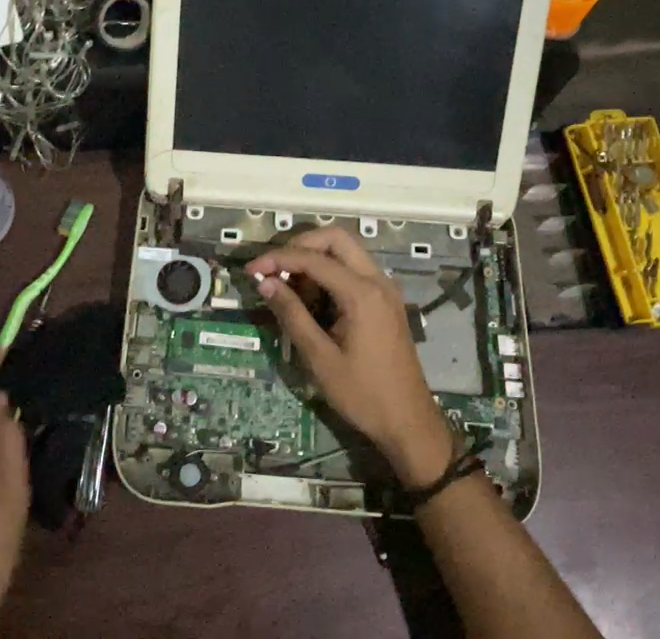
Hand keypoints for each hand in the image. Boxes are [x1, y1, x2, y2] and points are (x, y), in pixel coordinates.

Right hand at [248, 227, 454, 487]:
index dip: (279, 259)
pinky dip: (331, 273)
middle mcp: (378, 280)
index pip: (314, 259)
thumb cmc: (363, 394)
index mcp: (362, 293)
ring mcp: (385, 289)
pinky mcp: (385, 300)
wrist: (408, 421)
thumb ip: (292, 314)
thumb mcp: (320, 358)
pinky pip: (355, 270)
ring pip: (347, 251)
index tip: (251, 271)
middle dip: (300, 246)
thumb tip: (265, 283)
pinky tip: (312, 299)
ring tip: (290, 290)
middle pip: (336, 238)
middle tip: (274, 269)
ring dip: (316, 259)